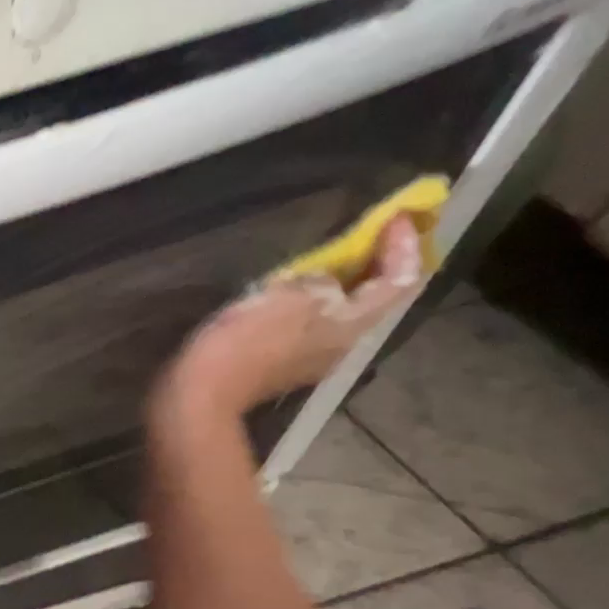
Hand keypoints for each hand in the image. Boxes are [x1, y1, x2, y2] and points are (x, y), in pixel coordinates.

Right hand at [164, 215, 426, 416]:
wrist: (204, 392)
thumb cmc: (248, 340)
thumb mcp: (289, 295)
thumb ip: (320, 281)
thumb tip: (327, 282)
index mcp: (354, 324)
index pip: (401, 280)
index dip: (404, 246)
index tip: (397, 216)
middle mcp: (345, 344)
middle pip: (376, 300)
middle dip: (377, 265)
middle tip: (372, 236)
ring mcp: (314, 359)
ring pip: (344, 314)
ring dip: (344, 285)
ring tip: (332, 262)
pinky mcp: (284, 366)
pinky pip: (314, 326)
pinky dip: (317, 303)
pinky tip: (296, 294)